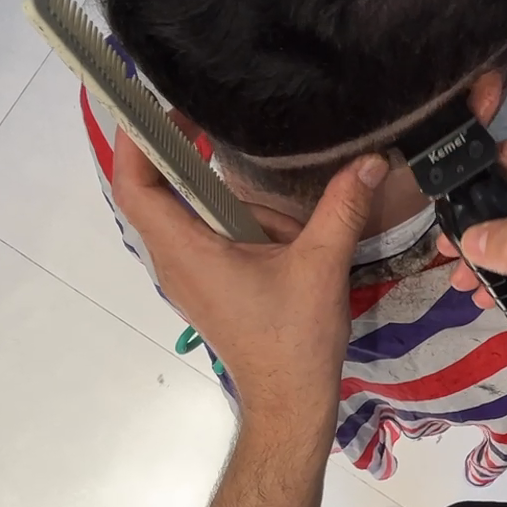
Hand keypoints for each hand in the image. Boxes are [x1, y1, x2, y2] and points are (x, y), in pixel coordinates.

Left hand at [110, 128, 385, 429]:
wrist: (291, 400)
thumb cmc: (295, 338)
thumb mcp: (322, 266)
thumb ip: (343, 208)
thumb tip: (371, 160)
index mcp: (187, 251)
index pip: (134, 182)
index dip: (138, 137)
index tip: (166, 106)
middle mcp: (175, 262)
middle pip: (158, 193)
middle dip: (188, 159)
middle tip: (220, 126)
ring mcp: (188, 279)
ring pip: (191, 218)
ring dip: (232, 205)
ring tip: (285, 223)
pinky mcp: (208, 291)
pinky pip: (207, 241)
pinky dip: (236, 226)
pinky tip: (282, 238)